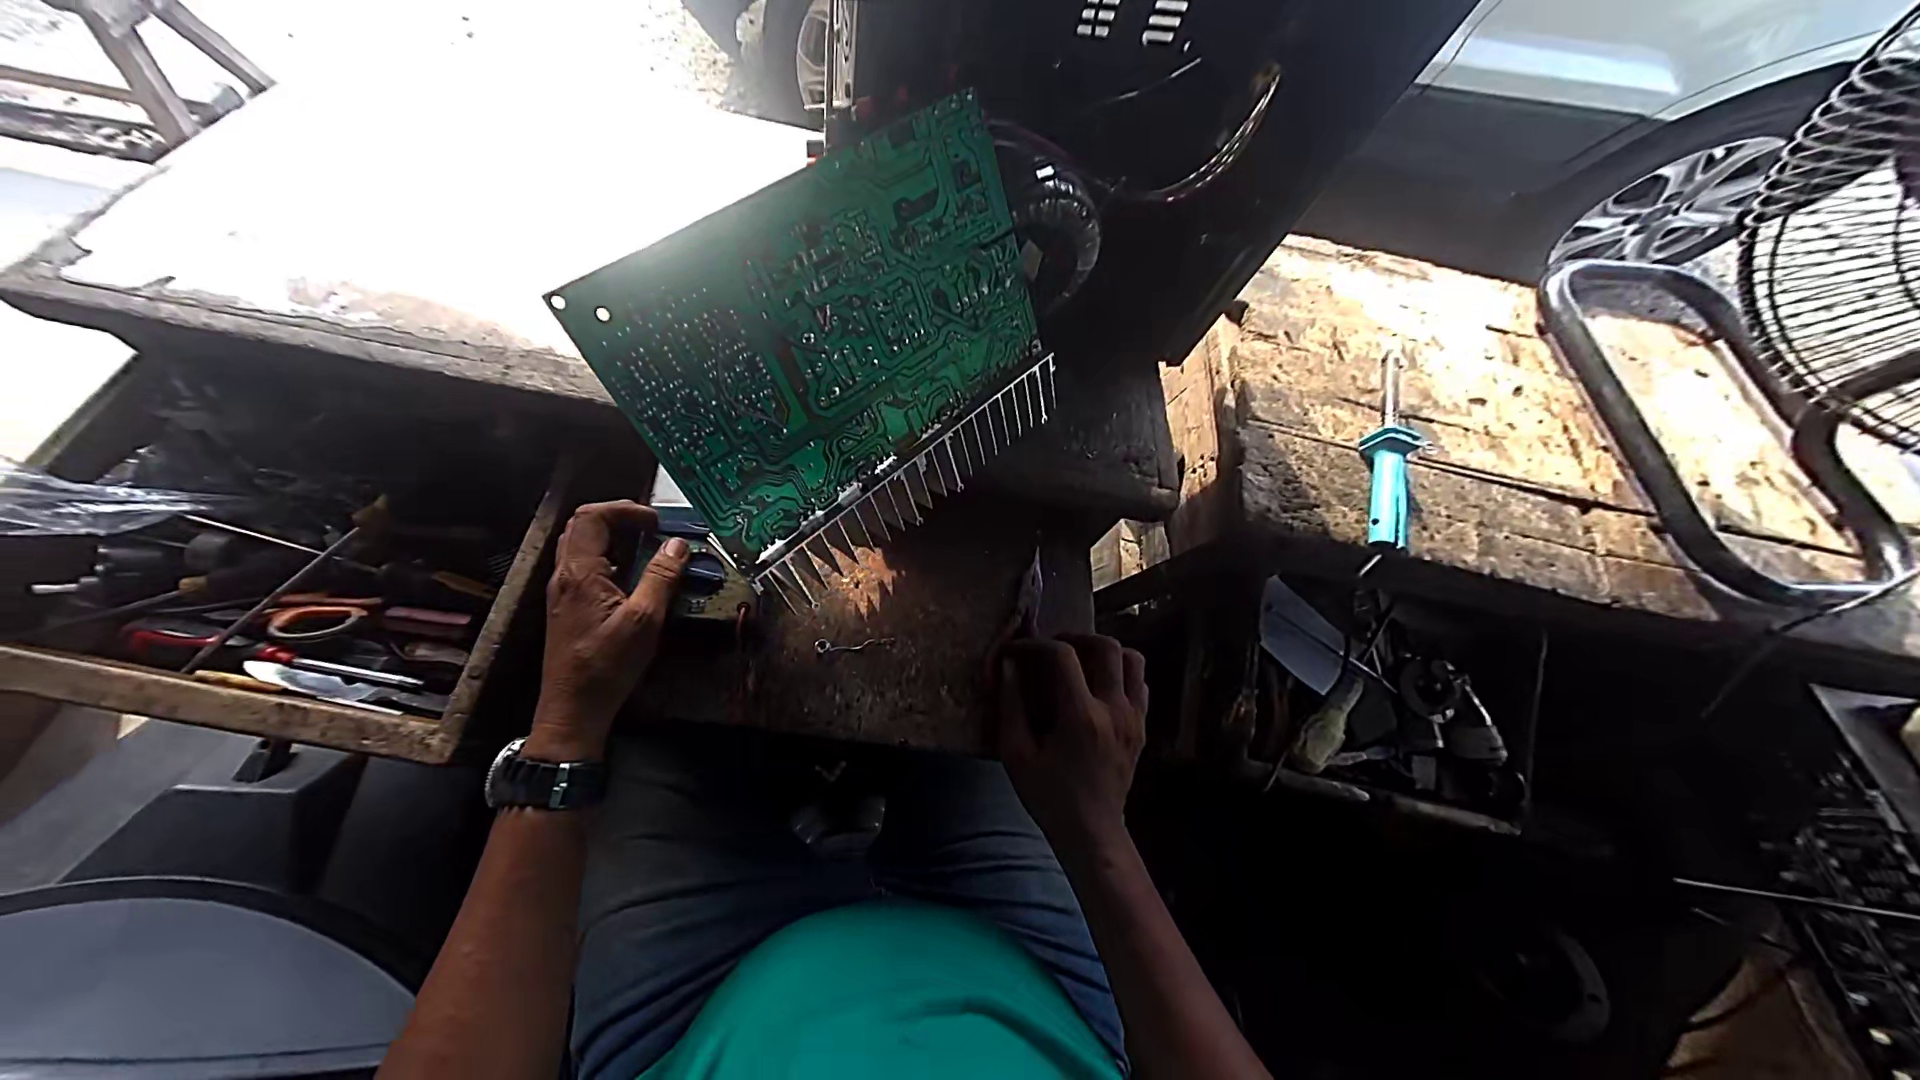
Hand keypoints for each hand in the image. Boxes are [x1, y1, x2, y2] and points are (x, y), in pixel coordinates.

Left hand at [525, 501, 687, 761]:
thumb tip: (677, 546)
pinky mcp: (569, 607)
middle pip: (583, 527)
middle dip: (620, 519)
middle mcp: (565, 576)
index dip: (625, 510)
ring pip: (583, 547)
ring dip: (616, 539)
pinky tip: (635, 579)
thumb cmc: (607, 665)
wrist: (573, 707)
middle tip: (653, 529)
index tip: (656, 522)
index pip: (591, 517)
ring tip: (649, 550)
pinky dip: (613, 560)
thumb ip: (660, 578)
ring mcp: (563, 592)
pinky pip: (587, 568)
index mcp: (580, 574)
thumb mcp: (644, 620)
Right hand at [996, 634, 1148, 853]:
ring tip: (1081, 662)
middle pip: (1107, 646)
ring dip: (1105, 652)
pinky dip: (1121, 674)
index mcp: (1081, 716)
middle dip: (1076, 638)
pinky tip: (1098, 687)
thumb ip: (1010, 706)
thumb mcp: (1016, 754)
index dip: (1036, 645)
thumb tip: (1008, 666)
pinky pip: (1139, 684)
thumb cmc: (1048, 796)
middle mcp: (1114, 710)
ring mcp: (1134, 718)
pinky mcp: (1142, 727)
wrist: (1092, 832)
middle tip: (1054, 648)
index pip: (1063, 655)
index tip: (1018, 652)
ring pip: (1133, 660)